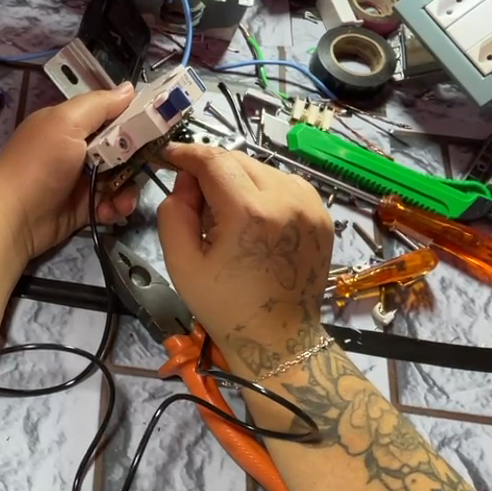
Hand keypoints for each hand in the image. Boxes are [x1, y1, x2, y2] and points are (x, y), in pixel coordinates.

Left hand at [0, 83, 139, 263]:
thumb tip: (131, 88)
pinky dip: (115, 207)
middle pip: (123, 148)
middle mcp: (79, 149)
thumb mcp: (66, 123)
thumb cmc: (39, 163)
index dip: (137, 118)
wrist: (13, 218)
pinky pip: (111, 202)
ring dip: (128, 188)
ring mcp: (82, 179)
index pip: (113, 114)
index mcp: (72, 123)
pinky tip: (110, 211)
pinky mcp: (85, 207)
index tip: (163, 123)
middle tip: (148, 165)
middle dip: (137, 158)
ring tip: (121, 200)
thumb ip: (100, 105)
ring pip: (122, 178)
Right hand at [156, 143, 335, 376]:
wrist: (277, 337)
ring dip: (236, 181)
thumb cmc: (225, 306)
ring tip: (224, 215)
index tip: (170, 157)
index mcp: (249, 213)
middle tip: (193, 199)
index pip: (214, 161)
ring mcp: (309, 205)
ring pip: (261, 169)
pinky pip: (283, 185)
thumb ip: (174, 214)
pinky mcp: (321, 214)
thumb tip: (185, 183)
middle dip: (209, 171)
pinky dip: (261, 191)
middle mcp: (285, 199)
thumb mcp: (181, 264)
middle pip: (238, 160)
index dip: (187, 154)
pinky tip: (251, 219)